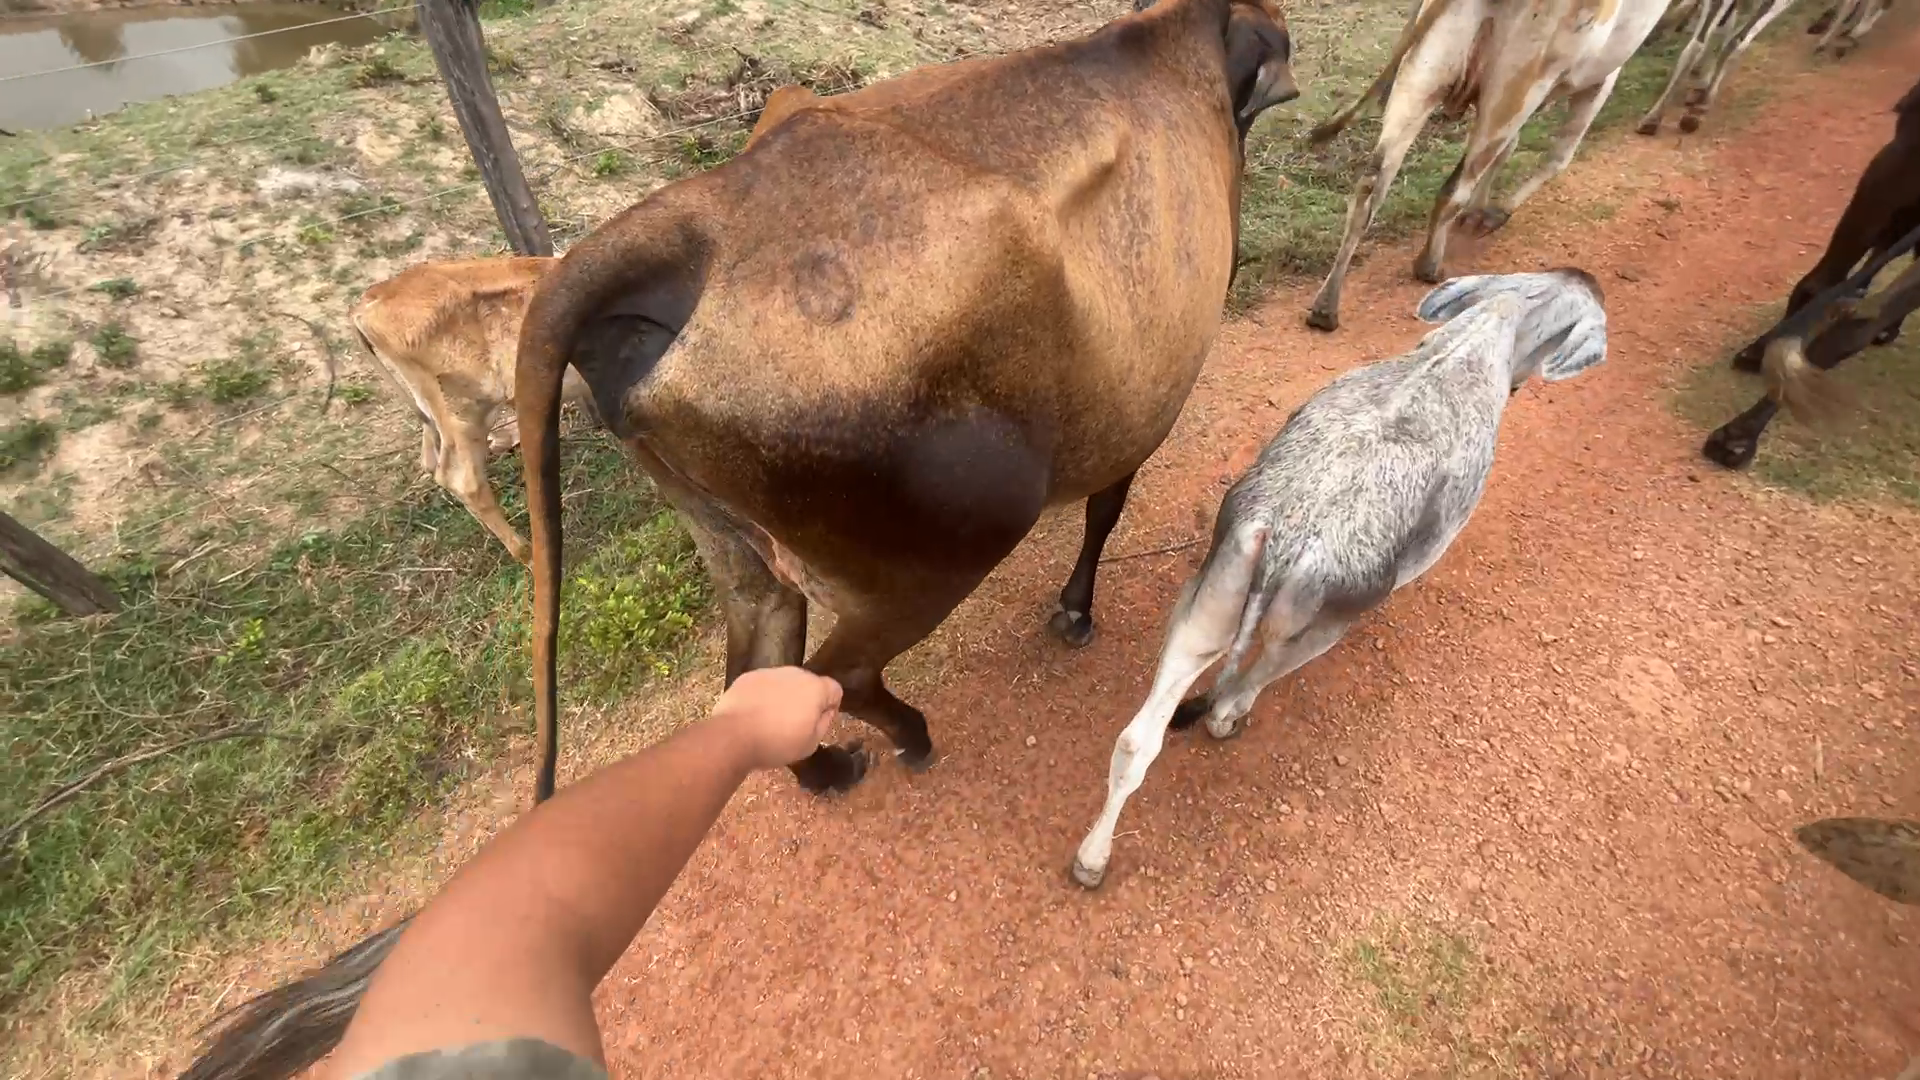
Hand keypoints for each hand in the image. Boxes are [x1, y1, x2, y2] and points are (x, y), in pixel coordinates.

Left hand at [708, 667, 842, 770]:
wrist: (733, 737)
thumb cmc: (777, 743)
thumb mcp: (811, 744)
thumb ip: (824, 723)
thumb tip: (824, 712)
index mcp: (815, 688)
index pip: (834, 689)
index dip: (830, 706)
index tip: (817, 722)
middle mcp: (796, 673)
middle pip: (808, 684)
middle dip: (805, 700)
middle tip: (793, 724)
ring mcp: (770, 672)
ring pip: (785, 683)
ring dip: (783, 697)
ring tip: (769, 721)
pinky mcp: (748, 676)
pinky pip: (763, 685)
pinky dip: (762, 696)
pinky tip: (752, 715)